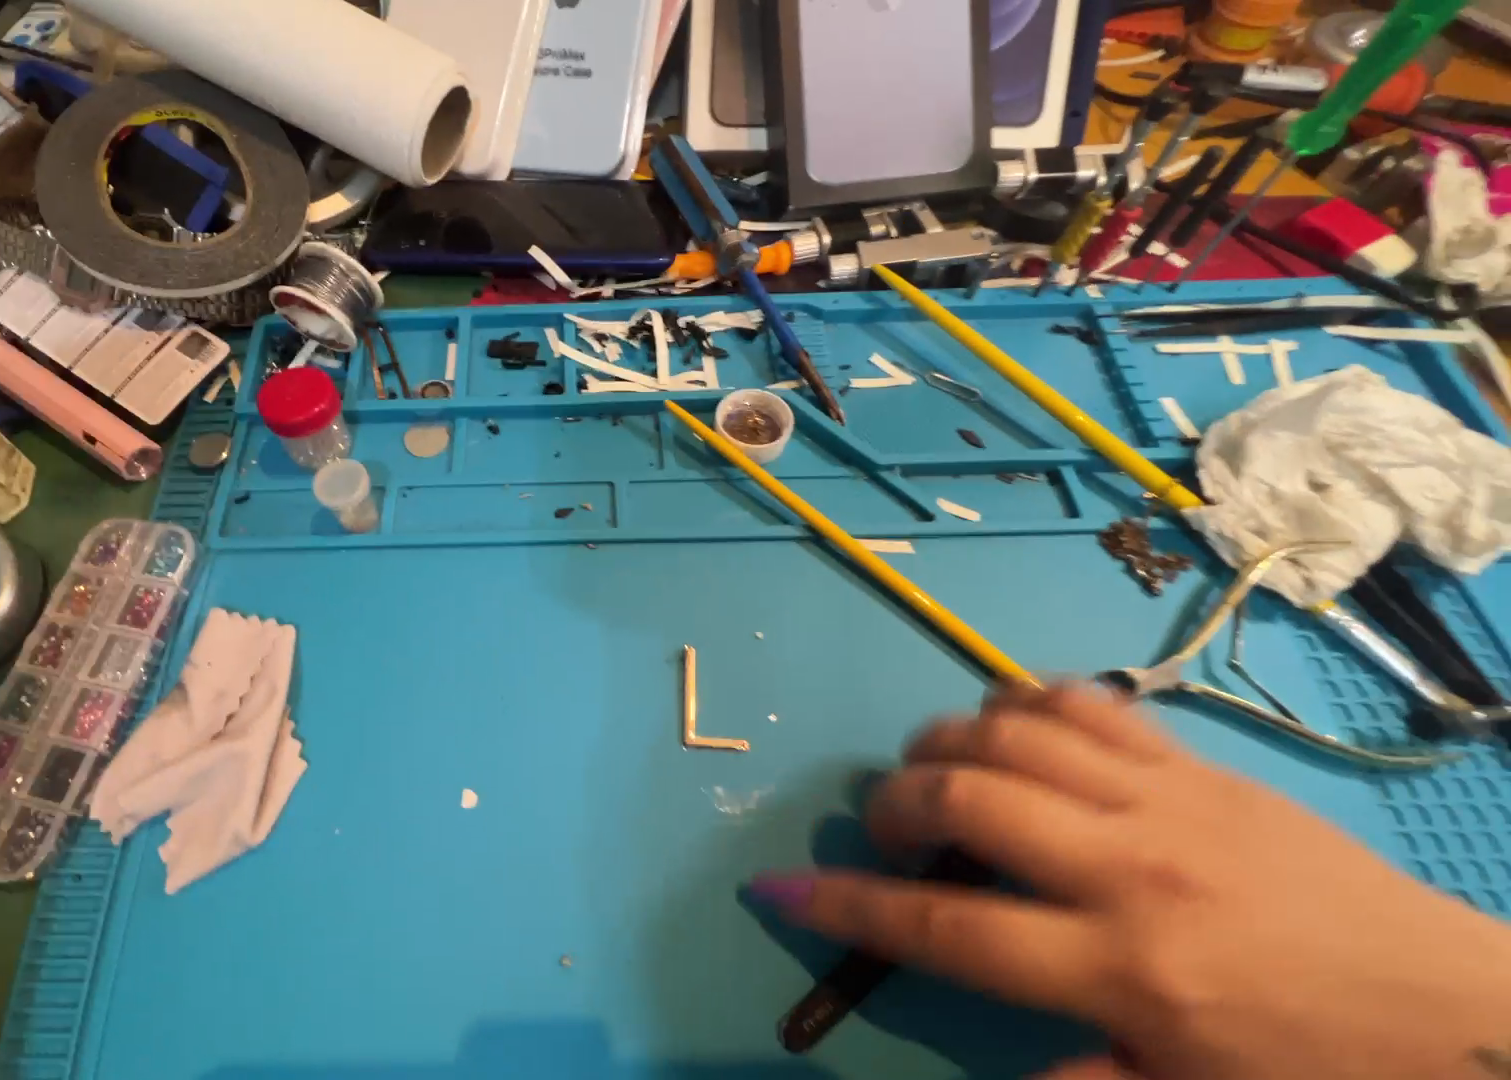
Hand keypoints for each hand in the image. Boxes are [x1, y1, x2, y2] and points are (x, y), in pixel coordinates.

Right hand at [751, 682, 1510, 1079]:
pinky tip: (1011, 727)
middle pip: (964, 796)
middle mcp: (1128, 868)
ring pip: (1010, 729)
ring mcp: (1164, 799)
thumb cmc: (1319, 1075)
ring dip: (944, 740)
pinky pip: (1081, 701)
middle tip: (885, 823)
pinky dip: (1023, 701)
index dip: (847, 908)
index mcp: (1123, 969)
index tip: (776, 889)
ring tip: (936, 768)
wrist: (1486, 1024)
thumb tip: (976, 1074)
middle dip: (892, 802)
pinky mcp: (1196, 764)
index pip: (946, 929)